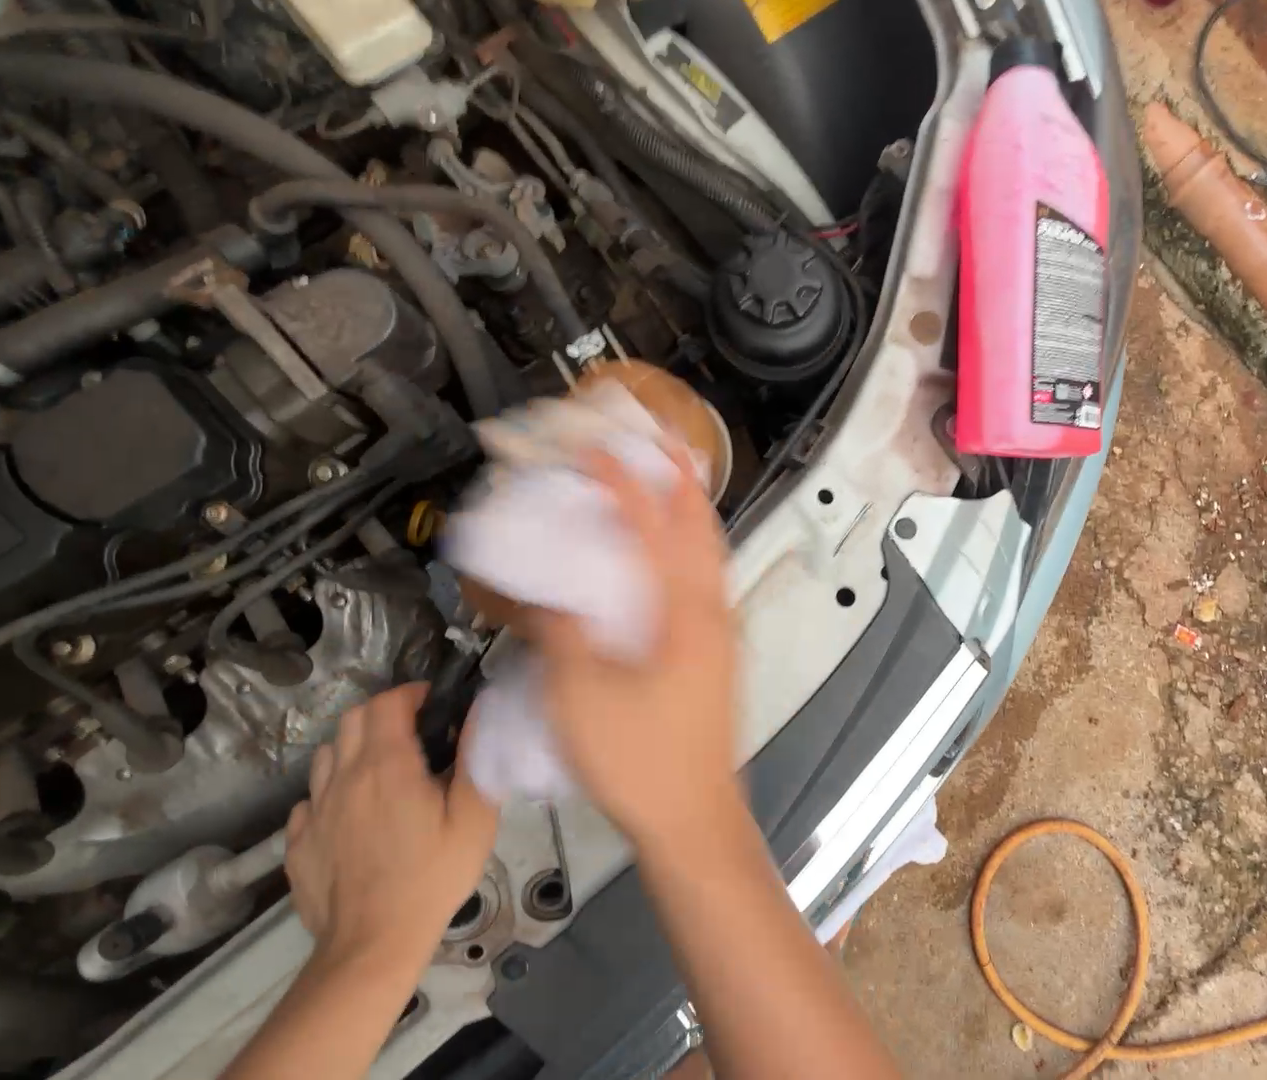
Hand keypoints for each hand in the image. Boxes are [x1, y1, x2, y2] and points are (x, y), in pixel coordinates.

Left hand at [284, 684, 499, 970]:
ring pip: (326, 755)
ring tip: (384, 770)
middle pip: (352, 720)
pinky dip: (333, 791)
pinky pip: (310, 799)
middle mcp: (343, 778)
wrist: (373, 943)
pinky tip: (355, 814)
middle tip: (414, 732)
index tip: (434, 703)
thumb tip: (479, 712)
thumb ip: (476, 758)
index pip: (386, 703)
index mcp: (387, 766)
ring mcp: (314, 811)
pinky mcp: (298, 842)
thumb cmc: (434, 875)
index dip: (411, 694)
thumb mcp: (475, 816)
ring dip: (354, 748)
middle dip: (383, 713)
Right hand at [528, 451, 738, 852]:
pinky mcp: (718, 654)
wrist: (693, 814)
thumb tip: (544, 597)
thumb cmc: (641, 762)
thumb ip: (562, 635)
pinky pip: (708, 582)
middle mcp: (713, 615)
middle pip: (701, 530)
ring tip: (673, 484)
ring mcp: (722, 634)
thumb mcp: (580, 697)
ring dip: (691, 514)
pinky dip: (692, 552)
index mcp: (683, 616)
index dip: (626, 485)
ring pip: (711, 555)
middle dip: (681, 482)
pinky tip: (674, 559)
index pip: (653, 530)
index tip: (601, 452)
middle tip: (662, 444)